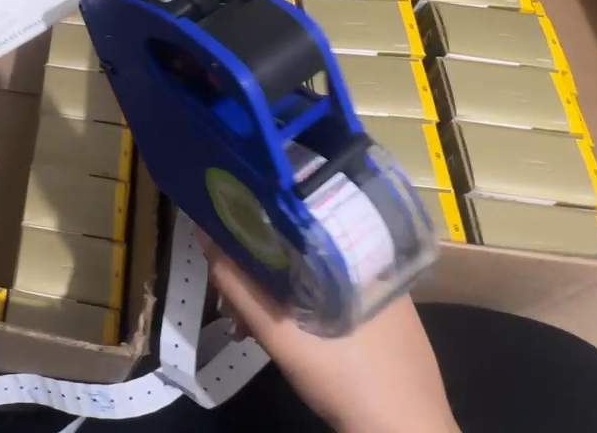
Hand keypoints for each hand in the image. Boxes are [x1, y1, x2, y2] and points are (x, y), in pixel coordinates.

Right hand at [203, 238, 459, 432]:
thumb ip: (240, 286)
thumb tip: (204, 233)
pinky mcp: (392, 326)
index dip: (258, 226)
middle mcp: (376, 265)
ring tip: (249, 328)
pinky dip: (306, 309)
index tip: (228, 243)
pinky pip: (336, 299)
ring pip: (317, 278)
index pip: (298, 218)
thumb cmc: (348, 379)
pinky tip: (288, 337)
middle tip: (234, 306)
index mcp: (358, 253)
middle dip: (261, 272)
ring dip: (280, 295)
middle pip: (304, 252)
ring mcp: (388, 298)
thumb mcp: (282, 335)